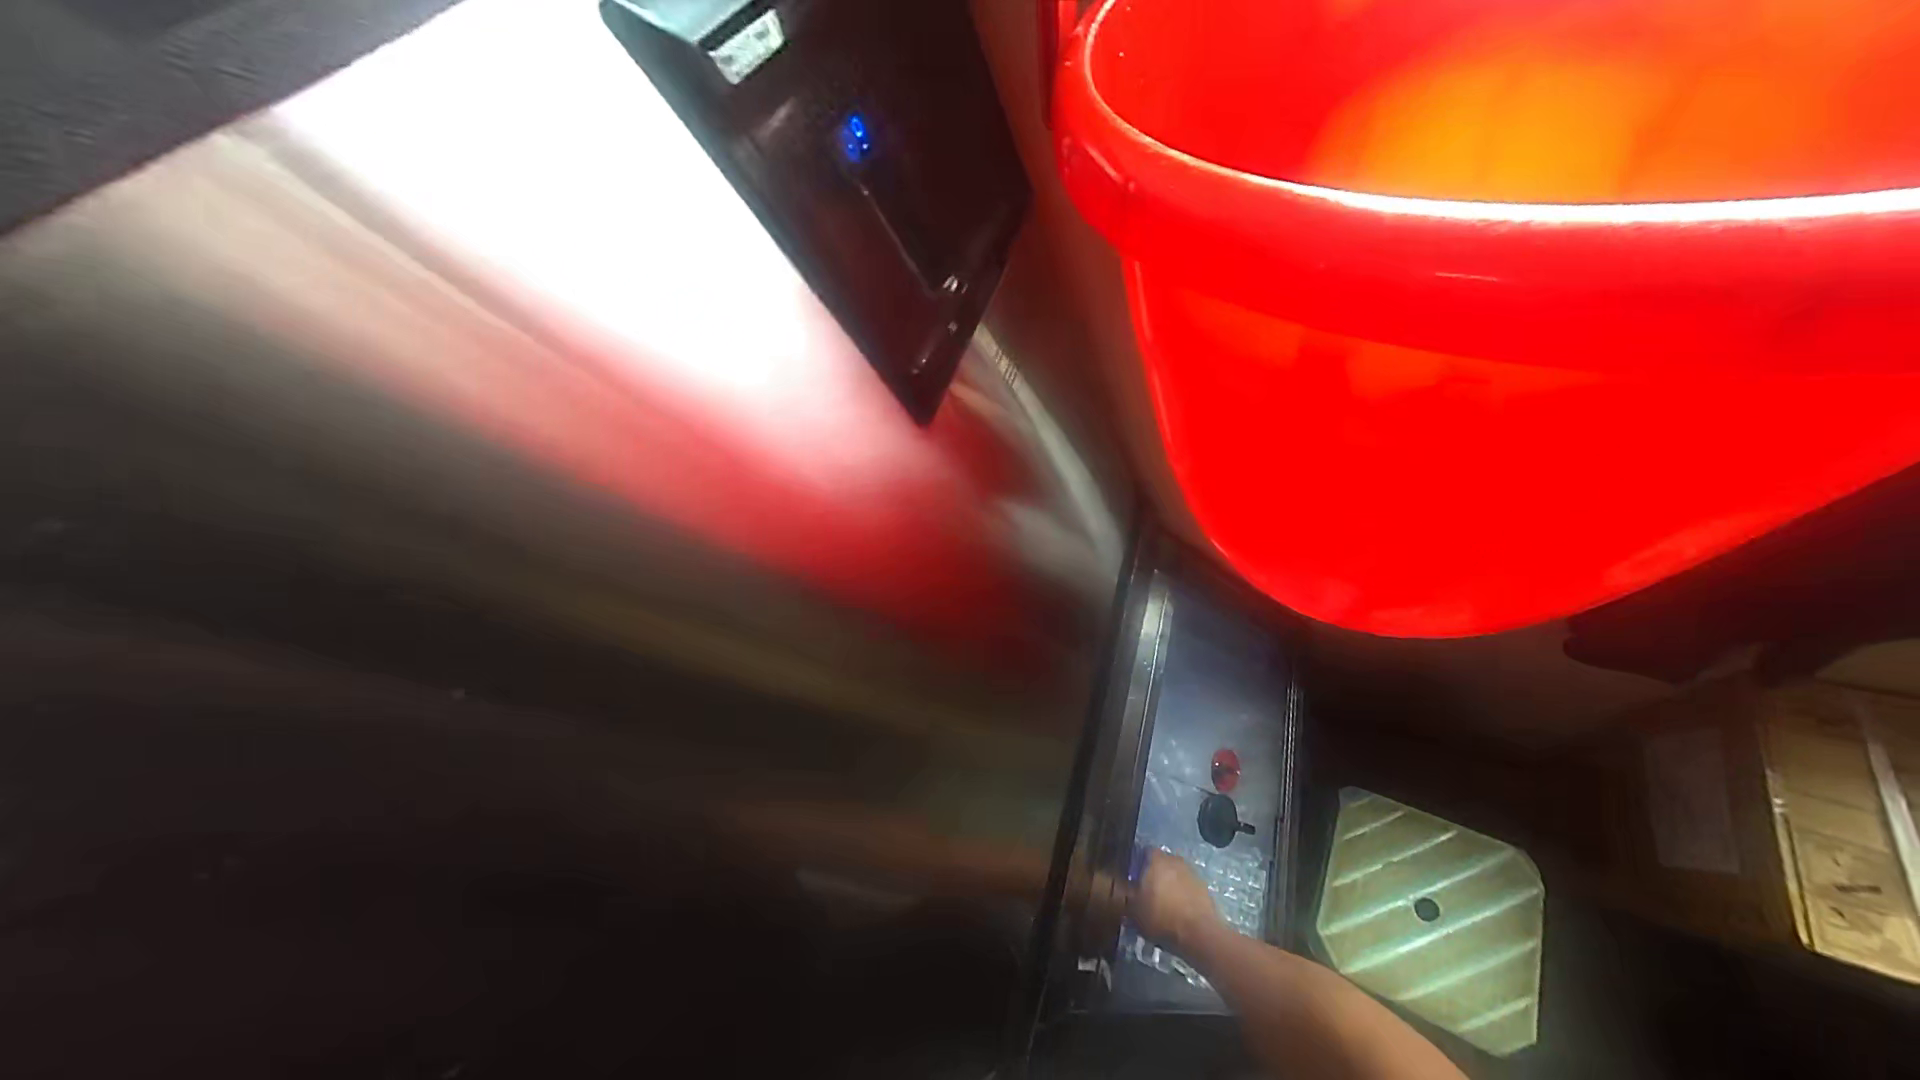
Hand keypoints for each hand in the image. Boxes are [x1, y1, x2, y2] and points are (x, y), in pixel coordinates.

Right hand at [1130, 849, 1222, 952]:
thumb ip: (1127, 896)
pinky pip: (1188, 887)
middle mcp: (1175, 860)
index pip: (1144, 852)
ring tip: (1164, 903)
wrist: (1200, 935)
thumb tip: (1123, 891)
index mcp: (1156, 860)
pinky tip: (1179, 911)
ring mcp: (1192, 873)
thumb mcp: (1134, 911)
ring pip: (1176, 874)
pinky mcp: (1205, 889)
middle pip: (1162, 862)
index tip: (1134, 878)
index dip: (1138, 864)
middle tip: (1148, 891)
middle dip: (1155, 873)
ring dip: (1171, 884)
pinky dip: (1183, 895)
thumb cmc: (1162, 918)